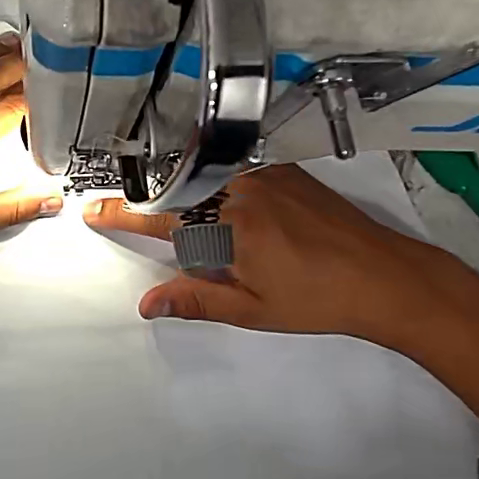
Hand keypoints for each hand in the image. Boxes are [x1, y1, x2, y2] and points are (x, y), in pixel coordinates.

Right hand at [83, 164, 478, 349]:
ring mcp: (266, 175)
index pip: (161, 218)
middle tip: (184, 237)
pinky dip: (227, 189)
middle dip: (169, 212)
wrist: (385, 276)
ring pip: (211, 181)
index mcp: (228, 227)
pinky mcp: (285, 170)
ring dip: (202, 202)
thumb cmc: (316, 299)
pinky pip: (239, 171)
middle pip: (184, 192)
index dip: (123, 215)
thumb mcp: (252, 308)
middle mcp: (241, 191)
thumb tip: (146, 304)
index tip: (93, 210)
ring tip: (230, 238)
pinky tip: (249, 215)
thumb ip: (195, 299)